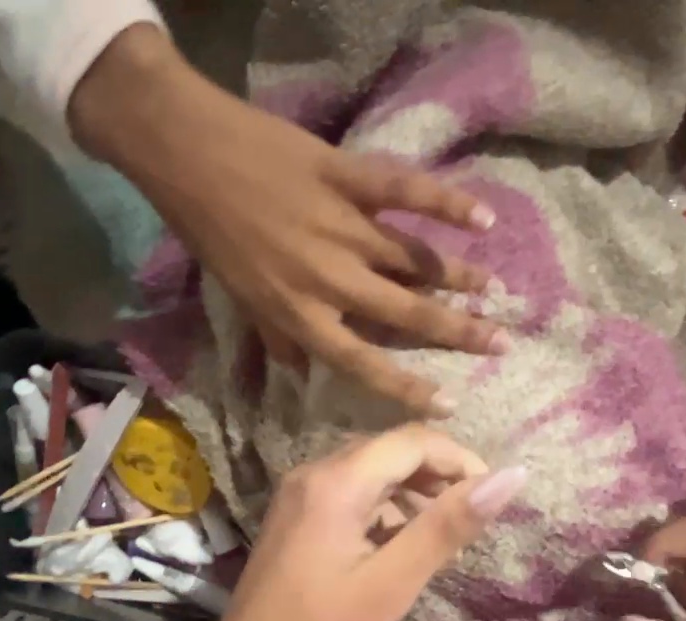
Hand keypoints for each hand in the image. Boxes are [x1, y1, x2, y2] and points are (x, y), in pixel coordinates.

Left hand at [69, 26, 506, 415]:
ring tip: (494, 291)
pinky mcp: (348, 178)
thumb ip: (279, 337)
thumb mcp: (240, 299)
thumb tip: (304, 374)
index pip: (365, 364)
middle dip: (458, 332)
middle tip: (500, 342)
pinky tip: (484, 219)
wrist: (185, 152)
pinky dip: (446, 204)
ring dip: (459, 277)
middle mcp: (330, 280)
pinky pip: (406, 193)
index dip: (409, 388)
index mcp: (301, 314)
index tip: (449, 403)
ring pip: (414, 258)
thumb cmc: (211, 233)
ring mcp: (343, 227)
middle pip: (406, 313)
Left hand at [203, 426, 526, 620]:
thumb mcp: (393, 582)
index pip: (412, 441)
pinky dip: (386, 509)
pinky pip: (351, 494)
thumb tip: (513, 477)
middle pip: (390, 451)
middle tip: (471, 519)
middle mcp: (313, 473)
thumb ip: (448, 526)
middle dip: (438, 476)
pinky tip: (403, 546)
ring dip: (414, 494)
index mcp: (335, 482)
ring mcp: (299, 494)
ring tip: (444, 537)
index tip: (493, 495)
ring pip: (372, 472)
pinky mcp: (296, 517)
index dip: (460, 459)